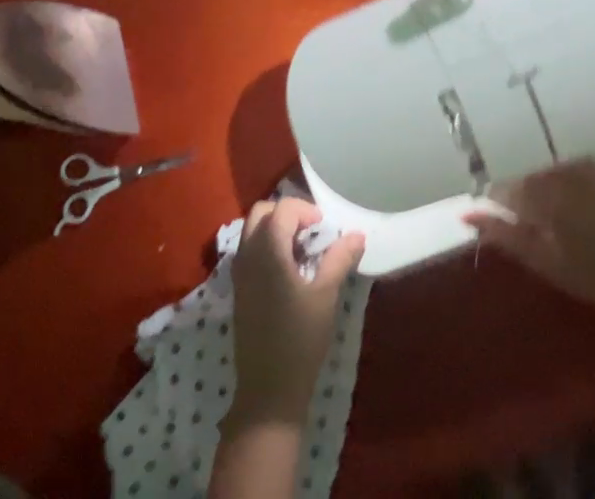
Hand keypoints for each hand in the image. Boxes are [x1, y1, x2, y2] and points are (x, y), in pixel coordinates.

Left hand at [227, 198, 365, 425]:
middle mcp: (247, 254)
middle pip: (261, 213)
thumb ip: (339, 259)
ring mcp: (238, 271)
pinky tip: (288, 270)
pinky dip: (266, 246)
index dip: (305, 210)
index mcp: (268, 251)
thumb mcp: (326, 296)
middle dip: (287, 214)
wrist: (269, 385)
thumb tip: (356, 235)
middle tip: (313, 233)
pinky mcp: (238, 288)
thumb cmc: (300, 339)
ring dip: (275, 229)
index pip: (282, 209)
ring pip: (251, 231)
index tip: (325, 227)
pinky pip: (248, 251)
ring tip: (303, 251)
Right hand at [463, 161, 594, 327]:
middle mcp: (559, 169)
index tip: (479, 210)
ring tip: (523, 208)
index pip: (498, 181)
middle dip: (506, 184)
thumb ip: (503, 233)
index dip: (486, 195)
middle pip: (519, 168)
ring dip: (527, 181)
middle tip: (498, 210)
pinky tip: (550, 202)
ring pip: (539, 167)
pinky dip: (548, 179)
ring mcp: (582, 168)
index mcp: (542, 188)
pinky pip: (559, 167)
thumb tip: (464, 214)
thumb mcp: (545, 260)